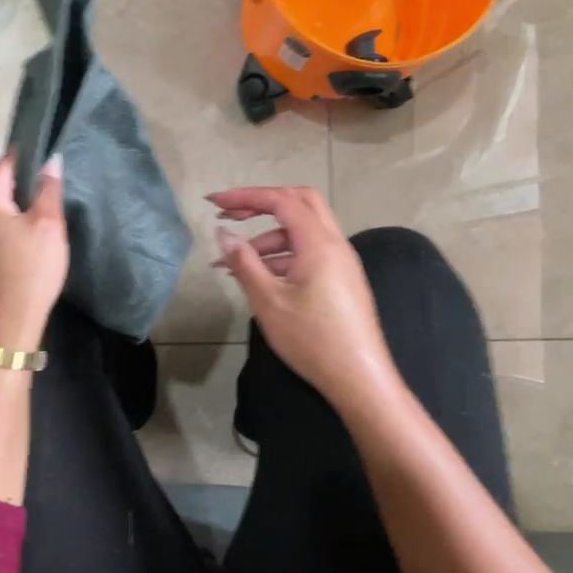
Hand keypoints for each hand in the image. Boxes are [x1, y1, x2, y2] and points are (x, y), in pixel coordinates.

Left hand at [0, 152, 69, 351]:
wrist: (11, 321)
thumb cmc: (31, 269)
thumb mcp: (48, 224)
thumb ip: (49, 188)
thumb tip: (51, 159)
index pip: (9, 160)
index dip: (33, 155)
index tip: (57, 154)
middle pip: (3, 181)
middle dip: (29, 180)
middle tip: (60, 183)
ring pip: (2, 203)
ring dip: (24, 202)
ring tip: (52, 205)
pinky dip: (16, 220)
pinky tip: (36, 229)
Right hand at [209, 186, 398, 407]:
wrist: (359, 377)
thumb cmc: (312, 338)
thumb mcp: (268, 301)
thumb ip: (244, 262)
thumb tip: (223, 233)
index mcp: (319, 243)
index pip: (281, 200)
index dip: (245, 196)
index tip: (213, 200)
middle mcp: (335, 243)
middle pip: (299, 203)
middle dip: (261, 204)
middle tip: (229, 215)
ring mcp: (341, 262)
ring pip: (302, 231)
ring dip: (267, 237)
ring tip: (232, 262)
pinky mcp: (341, 279)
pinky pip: (309, 252)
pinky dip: (281, 256)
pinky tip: (258, 278)